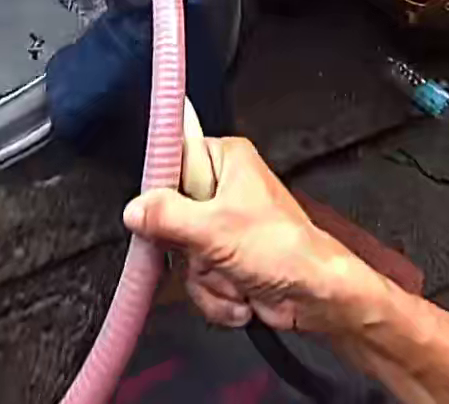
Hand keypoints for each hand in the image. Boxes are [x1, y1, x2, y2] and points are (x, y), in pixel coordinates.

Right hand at [123, 138, 386, 333]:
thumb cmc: (284, 247)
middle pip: (171, 214)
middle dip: (190, 248)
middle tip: (210, 248)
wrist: (312, 293)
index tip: (157, 209)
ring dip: (206, 276)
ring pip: (182, 253)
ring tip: (233, 271)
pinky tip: (239, 288)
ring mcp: (222, 222)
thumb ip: (168, 216)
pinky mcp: (224, 255)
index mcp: (226, 158)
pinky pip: (196, 277)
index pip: (174, 156)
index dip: (163, 186)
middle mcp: (223, 185)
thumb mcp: (215, 229)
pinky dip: (216, 293)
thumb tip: (135, 208)